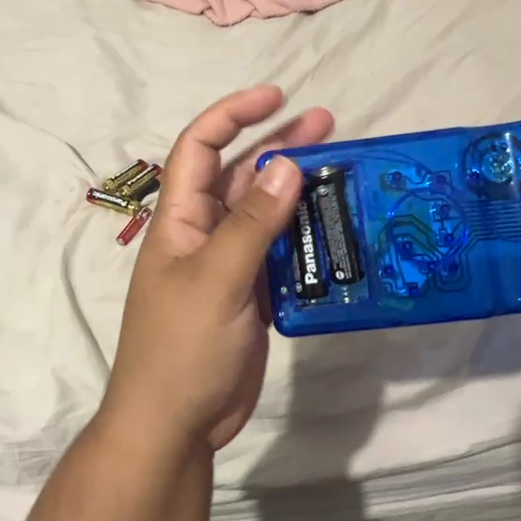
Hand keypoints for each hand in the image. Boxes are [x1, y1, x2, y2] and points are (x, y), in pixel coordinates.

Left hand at [100, 86, 333, 451]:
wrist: (176, 424)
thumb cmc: (182, 348)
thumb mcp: (216, 280)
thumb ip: (252, 224)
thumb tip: (284, 164)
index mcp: (179, 220)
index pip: (199, 148)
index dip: (232, 114)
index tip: (277, 95)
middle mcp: (203, 233)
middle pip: (240, 174)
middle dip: (279, 144)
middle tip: (330, 124)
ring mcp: (229, 265)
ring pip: (265, 213)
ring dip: (299, 190)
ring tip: (344, 168)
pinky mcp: (251, 295)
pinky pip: (281, 252)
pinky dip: (307, 235)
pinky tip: (339, 225)